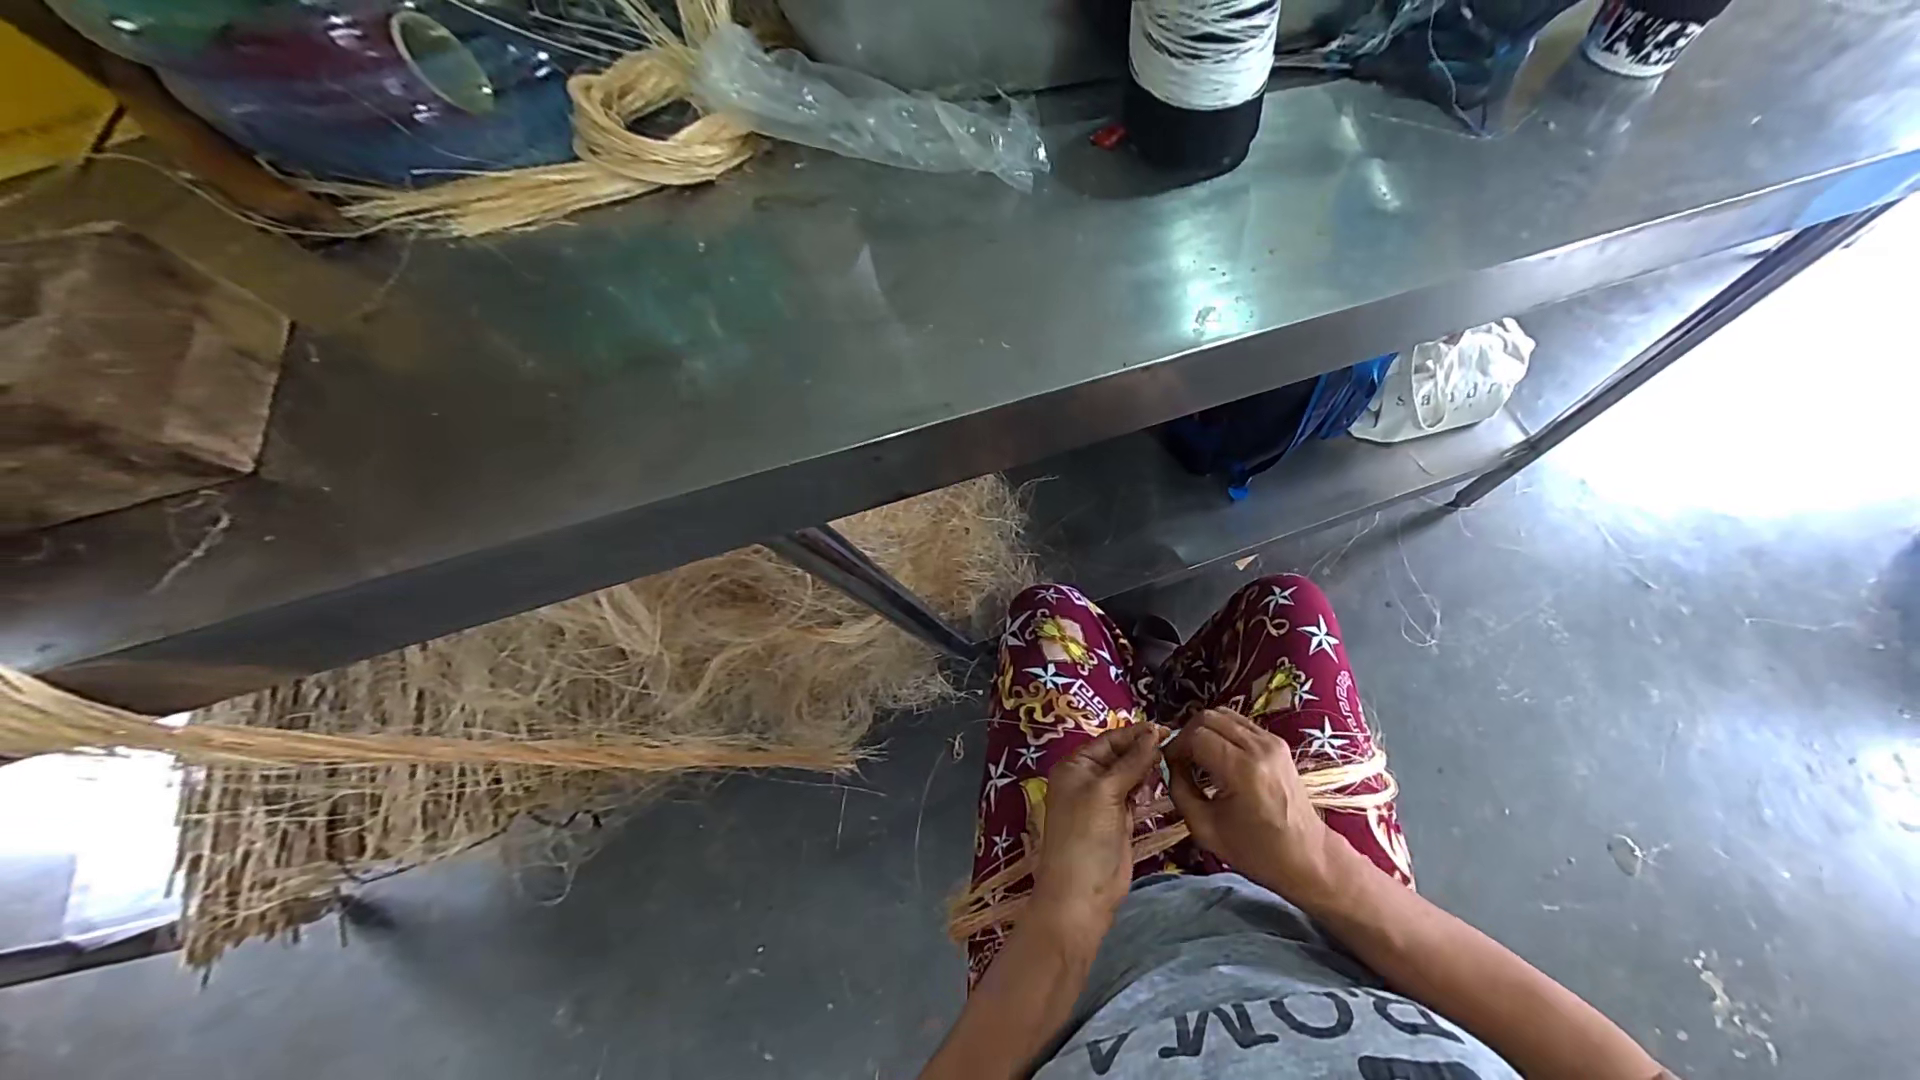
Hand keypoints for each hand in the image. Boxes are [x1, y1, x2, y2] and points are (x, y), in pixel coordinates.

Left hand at [1029, 723, 1165, 928]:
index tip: (1163, 727)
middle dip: (1142, 749)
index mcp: (1075, 766)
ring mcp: (1103, 800)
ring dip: (1146, 767)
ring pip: (1129, 774)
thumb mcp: (1106, 791)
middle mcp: (1087, 779)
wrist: (1083, 891)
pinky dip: (1145, 787)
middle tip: (1172, 744)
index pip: (1107, 740)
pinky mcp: (1118, 819)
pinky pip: (1134, 794)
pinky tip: (1159, 782)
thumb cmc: (1086, 834)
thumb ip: (1131, 762)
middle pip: (1119, 755)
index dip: (1134, 733)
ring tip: (1168, 761)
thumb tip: (1152, 733)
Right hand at [1164, 709, 1343, 903]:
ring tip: (1199, 756)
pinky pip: (1239, 722)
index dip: (1176, 748)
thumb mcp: (1204, 828)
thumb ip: (1179, 790)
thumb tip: (1171, 765)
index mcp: (1241, 770)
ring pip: (1222, 714)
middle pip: (1207, 717)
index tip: (1171, 766)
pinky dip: (1222, 732)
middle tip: (1182, 759)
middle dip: (1187, 735)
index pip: (1195, 736)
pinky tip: (1219, 756)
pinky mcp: (1278, 743)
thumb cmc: (1256, 851)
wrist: (1308, 857)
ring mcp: (1271, 742)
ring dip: (1204, 730)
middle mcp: (1258, 747)